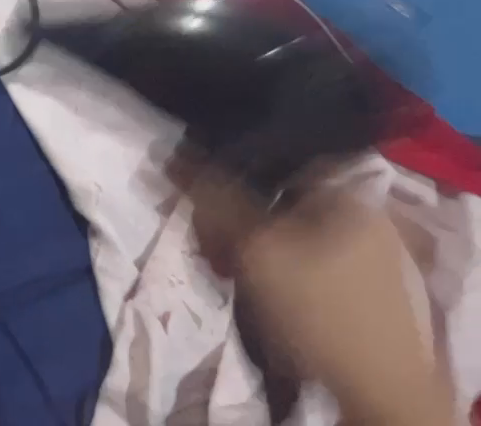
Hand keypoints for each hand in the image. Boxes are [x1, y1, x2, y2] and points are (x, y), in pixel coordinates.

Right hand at [174, 154, 454, 424]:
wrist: (377, 392)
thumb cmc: (318, 308)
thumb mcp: (252, 245)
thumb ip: (208, 194)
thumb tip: (166, 153)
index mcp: (347, 196)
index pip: (271, 154)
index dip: (224, 156)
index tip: (189, 170)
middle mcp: (358, 212)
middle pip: (269, 189)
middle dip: (224, 206)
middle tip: (200, 229)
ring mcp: (360, 246)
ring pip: (275, 219)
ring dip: (236, 233)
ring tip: (216, 257)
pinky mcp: (351, 276)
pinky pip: (291, 245)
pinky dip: (260, 253)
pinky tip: (241, 272)